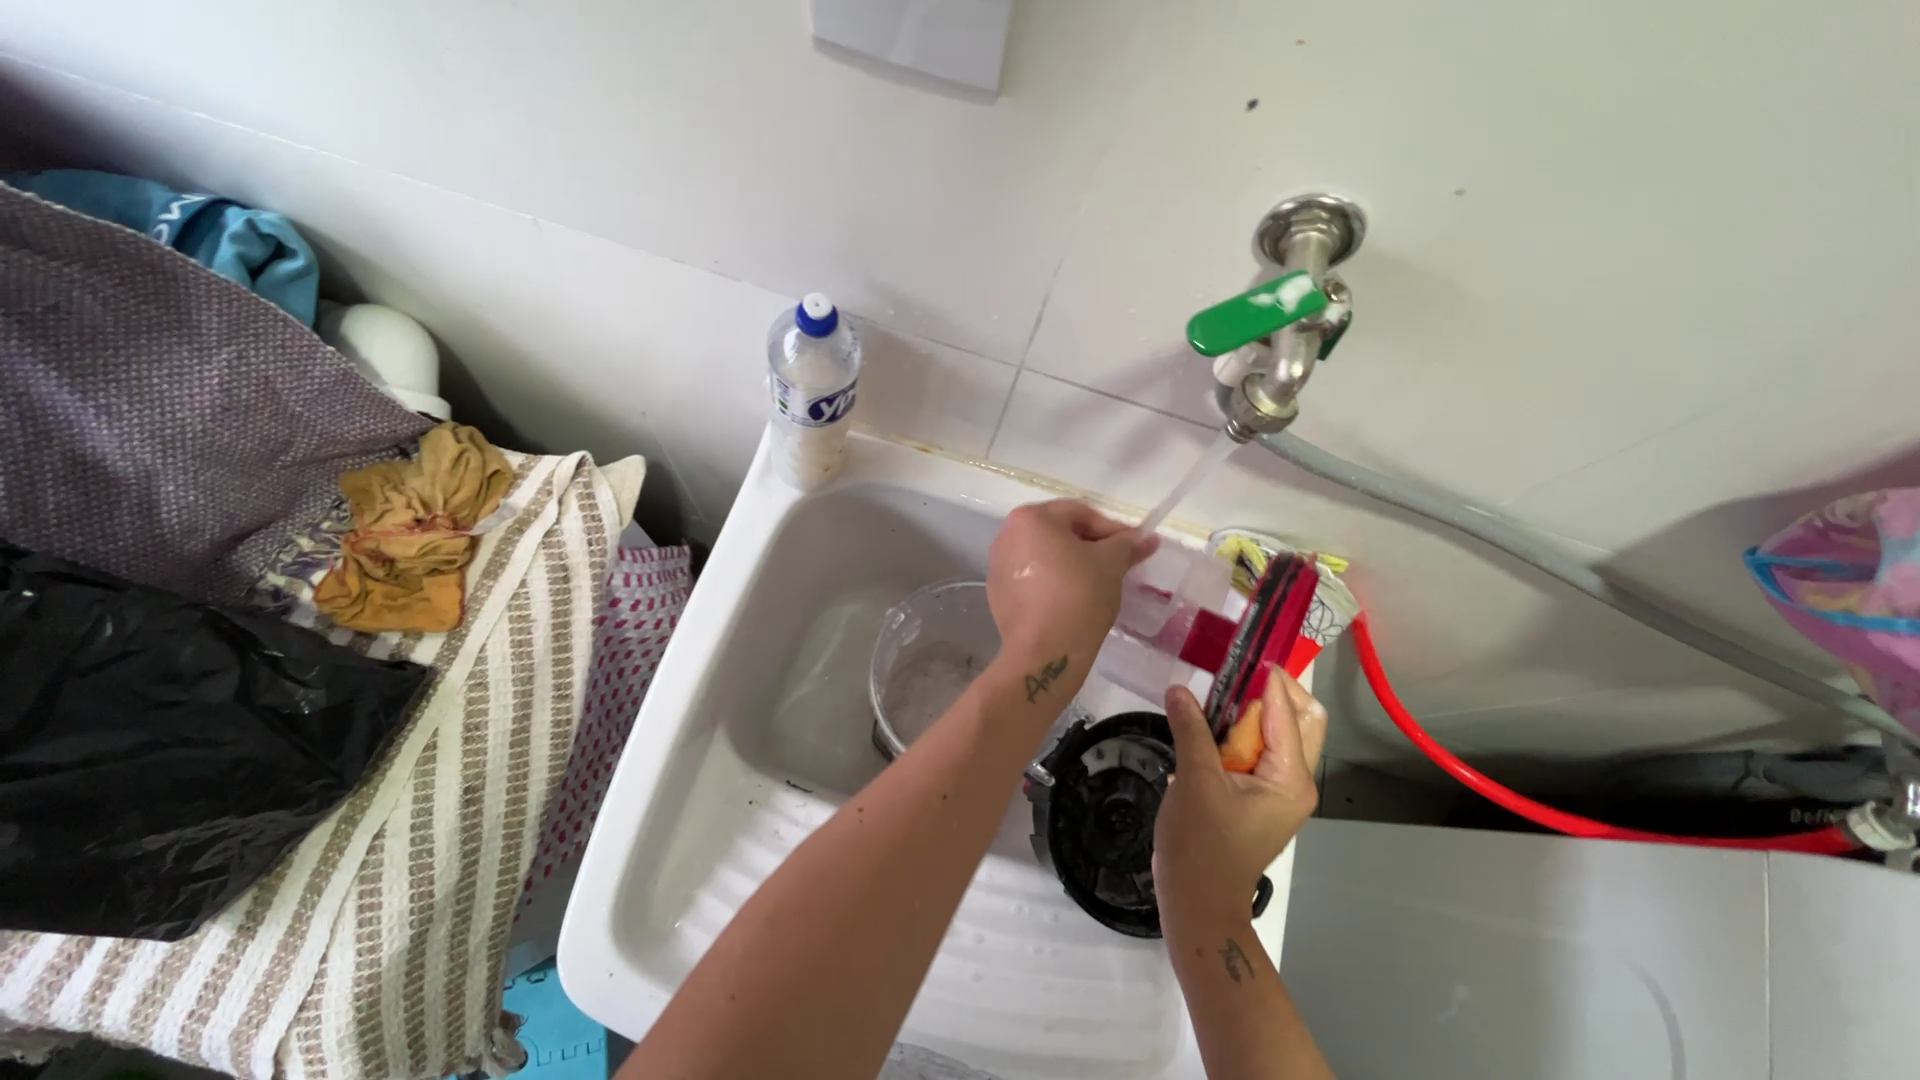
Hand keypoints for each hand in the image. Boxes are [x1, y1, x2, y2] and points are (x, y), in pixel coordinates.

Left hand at [986, 500, 1155, 662]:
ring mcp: (998, 565)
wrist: (1044, 651)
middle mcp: (1007, 535)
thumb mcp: (1111, 564)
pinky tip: (1071, 600)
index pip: (1080, 512)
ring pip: (1044, 555)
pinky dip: (1053, 582)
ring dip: (1072, 563)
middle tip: (1117, 564)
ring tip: (1097, 583)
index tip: (1133, 548)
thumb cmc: (1078, 596)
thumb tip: (1147, 538)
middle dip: (1091, 545)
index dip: (1112, 529)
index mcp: (1031, 518)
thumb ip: (1128, 544)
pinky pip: (1032, 578)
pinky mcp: (998, 594)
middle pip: (1059, 532)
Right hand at [1153, 668, 1326, 920]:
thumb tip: (1179, 689)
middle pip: (1300, 719)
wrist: (1197, 901)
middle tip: (1235, 672)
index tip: (1244, 650)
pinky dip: (1241, 732)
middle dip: (1272, 691)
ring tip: (1219, 693)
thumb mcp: (1194, 781)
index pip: (1286, 713)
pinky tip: (1211, 724)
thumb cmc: (1201, 845)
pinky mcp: (1259, 797)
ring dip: (1253, 711)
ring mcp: (1279, 790)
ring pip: (1280, 734)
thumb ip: (1191, 730)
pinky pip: (1259, 751)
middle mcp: (1295, 780)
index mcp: (1290, 778)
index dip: (1267, 680)